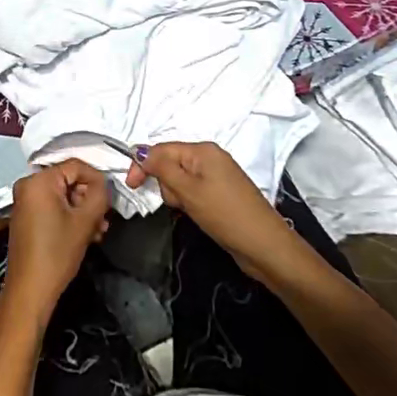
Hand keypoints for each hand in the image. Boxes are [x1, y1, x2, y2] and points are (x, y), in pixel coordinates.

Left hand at [3, 161, 110, 314]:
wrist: (30, 288)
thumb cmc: (57, 252)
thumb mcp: (84, 221)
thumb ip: (98, 196)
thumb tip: (103, 184)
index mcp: (38, 180)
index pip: (75, 166)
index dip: (96, 180)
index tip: (110, 200)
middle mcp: (28, 185)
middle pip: (68, 181)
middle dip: (89, 199)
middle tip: (104, 219)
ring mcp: (25, 201)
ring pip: (63, 196)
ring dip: (83, 211)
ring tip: (98, 231)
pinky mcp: (27, 216)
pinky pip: (53, 206)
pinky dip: (70, 217)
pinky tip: (86, 235)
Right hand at [127, 142, 293, 265]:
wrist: (265, 246)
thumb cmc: (224, 214)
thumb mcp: (187, 190)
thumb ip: (161, 168)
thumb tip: (140, 151)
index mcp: (202, 150)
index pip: (160, 149)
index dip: (142, 165)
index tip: (131, 186)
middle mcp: (210, 157)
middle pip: (170, 162)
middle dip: (165, 183)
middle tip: (178, 202)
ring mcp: (217, 175)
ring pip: (180, 178)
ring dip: (177, 194)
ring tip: (190, 210)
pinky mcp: (221, 192)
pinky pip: (193, 189)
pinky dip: (188, 200)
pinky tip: (196, 213)